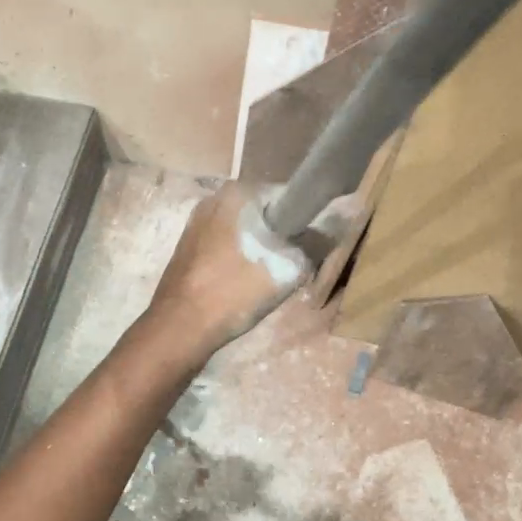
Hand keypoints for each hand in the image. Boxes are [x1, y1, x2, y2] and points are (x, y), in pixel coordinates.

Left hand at [144, 182, 316, 355]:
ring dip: (259, 255)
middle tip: (289, 272)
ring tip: (264, 284)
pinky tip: (240, 290)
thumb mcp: (287, 268)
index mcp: (237, 192)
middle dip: (280, 242)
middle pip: (264, 217)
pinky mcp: (186, 250)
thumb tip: (342, 220)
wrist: (179, 328)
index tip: (308, 253)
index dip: (305, 225)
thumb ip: (317, 241)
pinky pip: (225, 250)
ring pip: (244, 235)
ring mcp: (195, 225)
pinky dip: (237, 265)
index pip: (288, 197)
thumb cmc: (234, 292)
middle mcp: (213, 199)